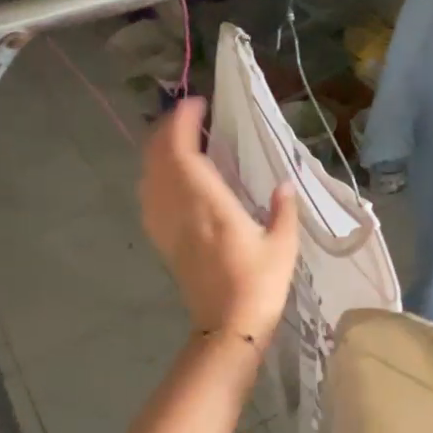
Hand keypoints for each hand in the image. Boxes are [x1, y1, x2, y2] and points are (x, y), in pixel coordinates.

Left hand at [139, 97, 299, 342]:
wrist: (227, 328)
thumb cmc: (259, 285)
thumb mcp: (283, 245)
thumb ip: (283, 209)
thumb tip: (283, 183)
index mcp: (208, 203)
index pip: (183, 150)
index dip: (185, 122)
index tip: (199, 104)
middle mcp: (179, 208)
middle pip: (159, 156)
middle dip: (169, 128)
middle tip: (191, 115)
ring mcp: (166, 224)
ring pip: (149, 174)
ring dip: (159, 149)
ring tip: (181, 138)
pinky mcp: (162, 240)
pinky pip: (148, 196)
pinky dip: (154, 175)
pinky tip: (171, 176)